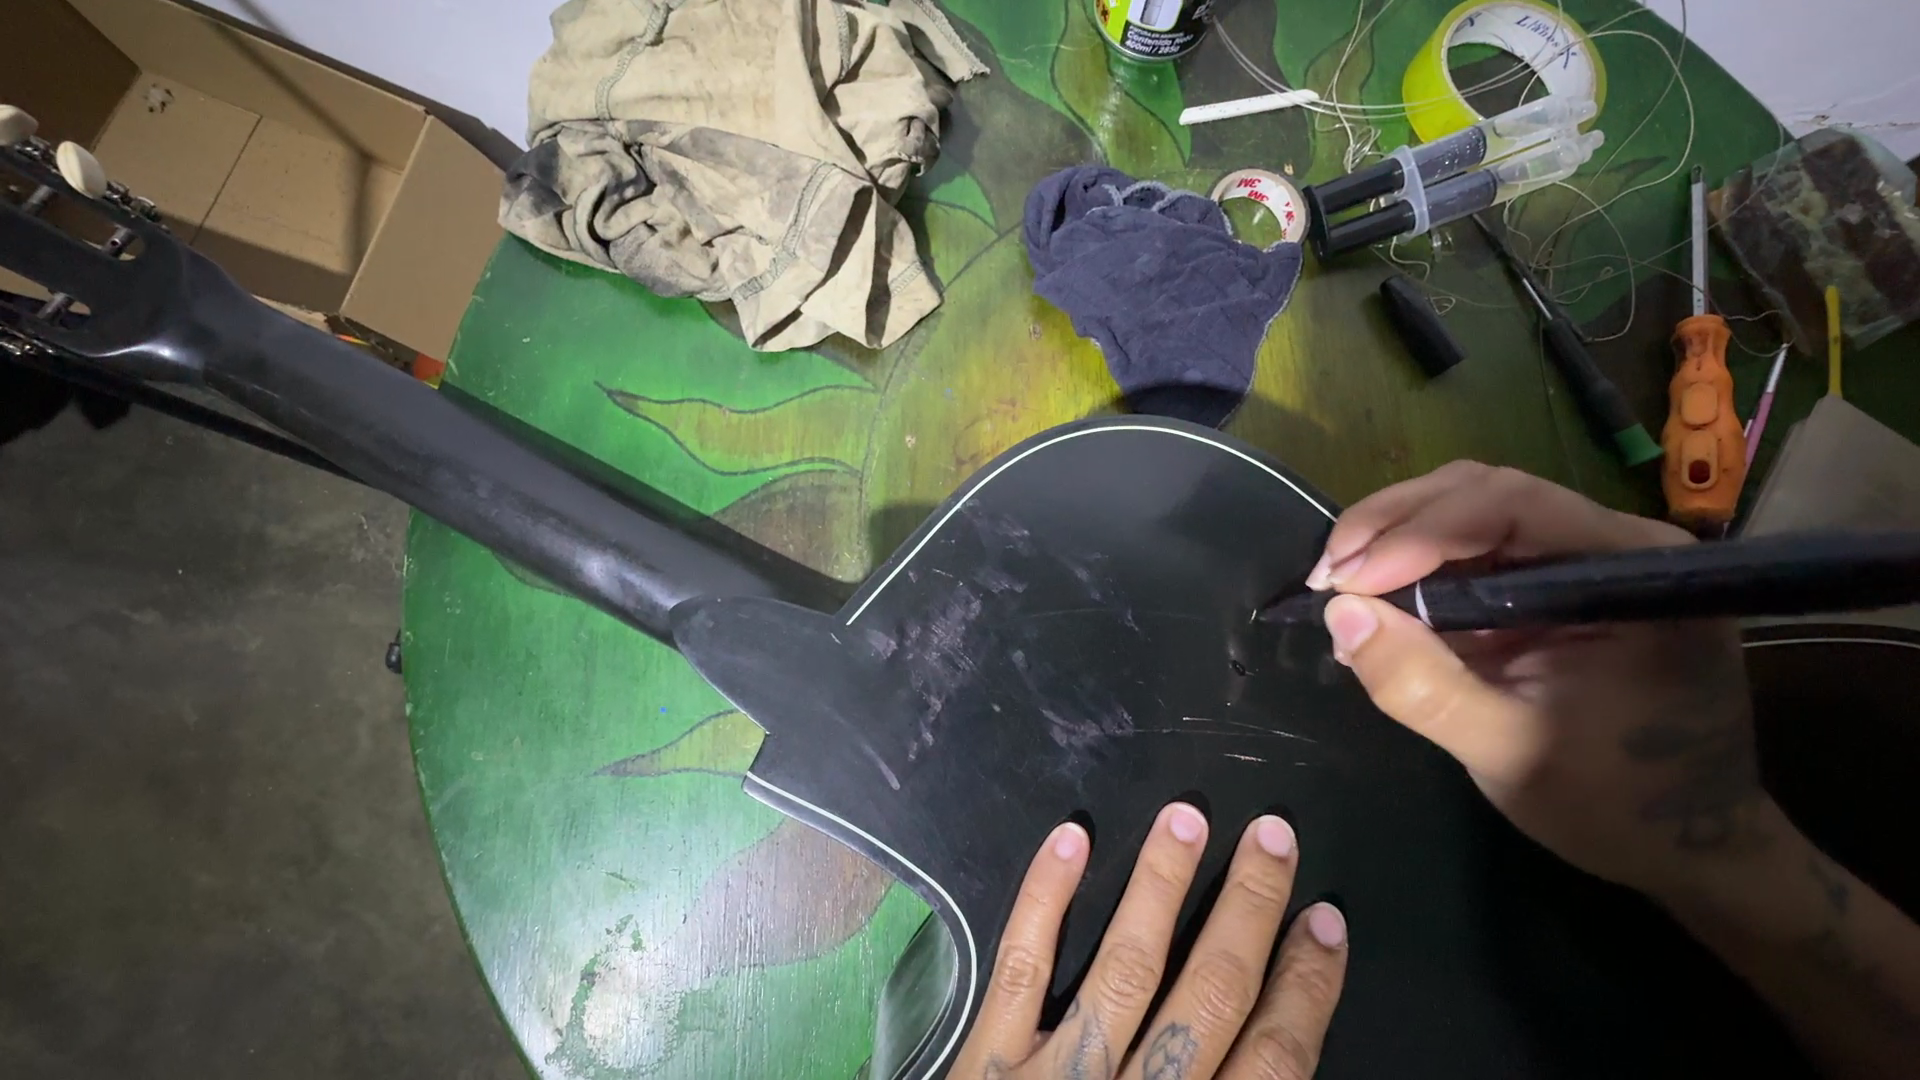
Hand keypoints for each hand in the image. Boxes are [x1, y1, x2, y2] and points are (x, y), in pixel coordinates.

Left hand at [951, 804, 1348, 1079]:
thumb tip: (1279, 1062)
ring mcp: (1059, 1071)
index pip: (1273, 1062)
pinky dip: (1044, 897)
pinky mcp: (990, 1055)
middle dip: (1248, 912)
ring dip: (1160, 885)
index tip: (1326, 923)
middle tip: (1274, 835)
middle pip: (1209, 995)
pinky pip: (1022, 964)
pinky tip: (1072, 837)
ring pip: (1125, 963)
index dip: (1306, 990)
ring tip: (1189, 816)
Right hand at [1308, 462, 1783, 901]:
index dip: (1419, 532)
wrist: (1676, 840)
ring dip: (1390, 537)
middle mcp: (1612, 545)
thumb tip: (1338, 612)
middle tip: (1327, 575)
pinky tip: (1370, 592)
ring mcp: (1578, 558)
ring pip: (1464, 508)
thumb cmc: (1609, 801)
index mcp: (1632, 574)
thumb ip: (1421, 683)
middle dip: (1392, 525)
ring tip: (1340, 584)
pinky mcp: (1545, 580)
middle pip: (1481, 493)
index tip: (1348, 581)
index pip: (1512, 508)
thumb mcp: (1503, 748)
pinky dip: (1406, 561)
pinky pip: (1464, 545)